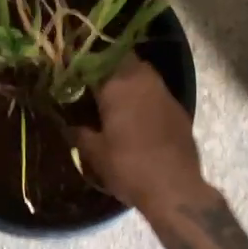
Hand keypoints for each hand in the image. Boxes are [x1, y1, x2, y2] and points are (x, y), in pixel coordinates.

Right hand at [74, 59, 205, 211]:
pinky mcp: (178, 109)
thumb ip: (79, 133)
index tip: (70, 68)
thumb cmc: (128, 167)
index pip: (95, 60)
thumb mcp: (94, 153)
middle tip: (92, 81)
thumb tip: (69, 124)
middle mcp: (142, 80)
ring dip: (128, 78)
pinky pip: (156, 92)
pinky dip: (144, 96)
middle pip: (123, 59)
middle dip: (107, 65)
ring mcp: (164, 93)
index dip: (81, 62)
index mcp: (117, 86)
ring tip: (113, 96)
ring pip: (142, 73)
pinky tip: (136, 114)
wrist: (175, 189)